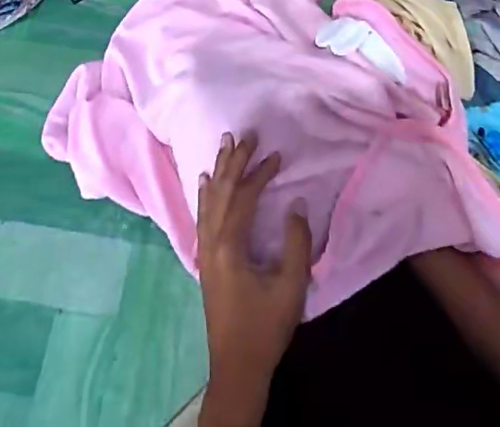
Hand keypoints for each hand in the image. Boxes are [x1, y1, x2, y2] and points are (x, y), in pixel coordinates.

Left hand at [196, 133, 312, 426]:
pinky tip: (204, 180)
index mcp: (229, 244)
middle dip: (233, 161)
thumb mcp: (291, 288)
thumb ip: (296, 244)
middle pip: (221, 190)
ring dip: (218, 170)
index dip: (259, 173)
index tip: (276, 155)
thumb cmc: (265, 327)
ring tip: (225, 144)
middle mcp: (211, 239)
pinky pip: (202, 213)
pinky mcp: (205, 256)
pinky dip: (205, 192)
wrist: (236, 364)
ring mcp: (204, 247)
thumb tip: (296, 204)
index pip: (243, 197)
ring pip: (209, 198)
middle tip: (244, 134)